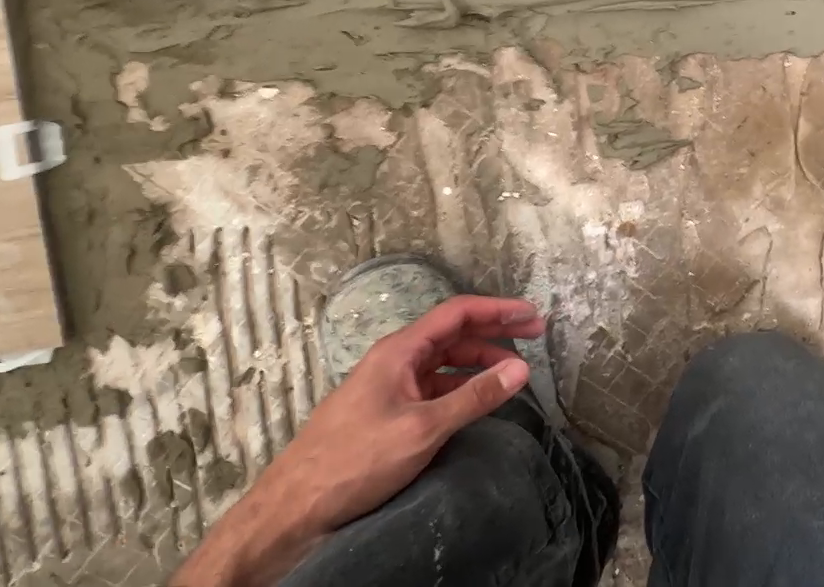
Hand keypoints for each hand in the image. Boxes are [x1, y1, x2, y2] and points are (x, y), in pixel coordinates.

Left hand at [172, 296, 545, 586]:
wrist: (288, 513)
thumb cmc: (354, 461)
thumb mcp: (422, 430)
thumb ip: (474, 397)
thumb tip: (522, 369)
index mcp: (400, 350)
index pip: (458, 313)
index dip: (499, 310)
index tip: (533, 316)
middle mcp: (394, 360)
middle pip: (453, 334)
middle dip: (495, 332)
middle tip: (535, 337)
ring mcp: (388, 387)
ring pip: (444, 362)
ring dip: (480, 362)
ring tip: (512, 374)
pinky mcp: (385, 413)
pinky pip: (433, 387)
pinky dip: (461, 386)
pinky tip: (477, 400)